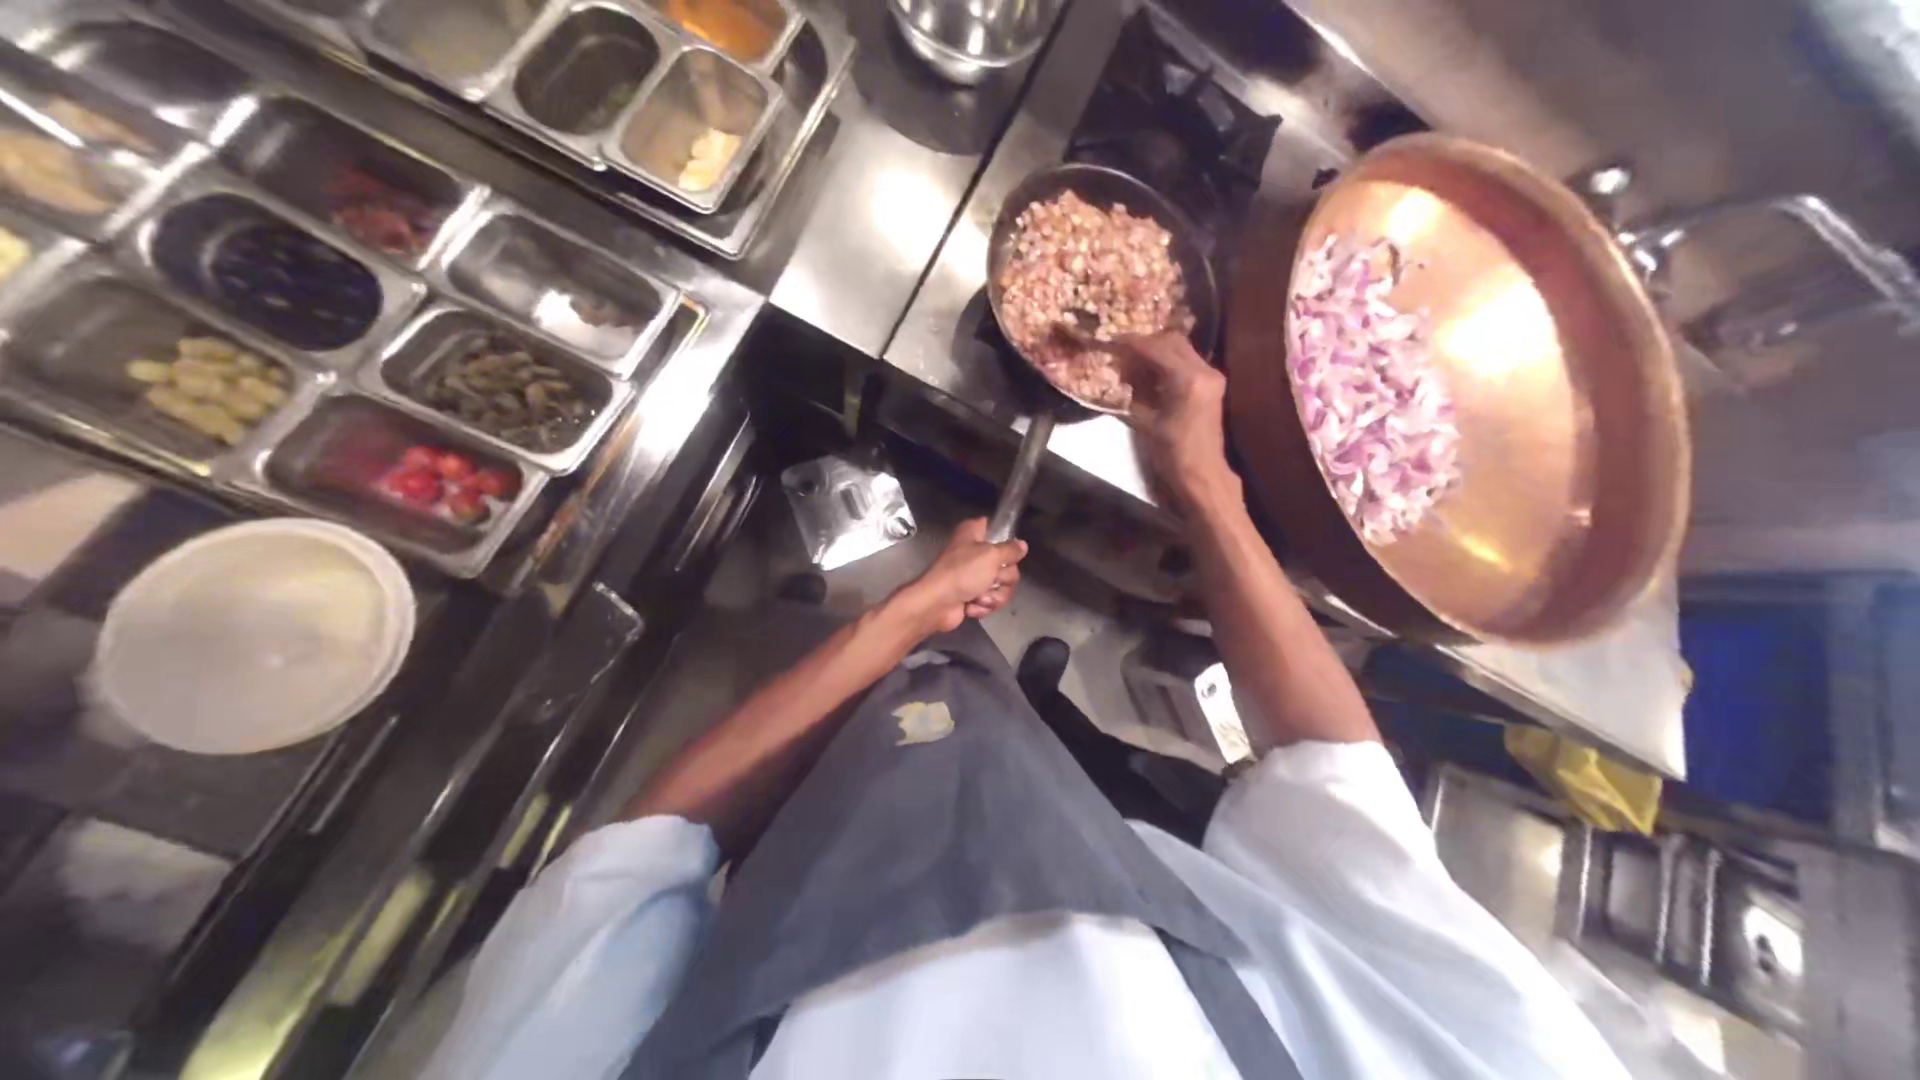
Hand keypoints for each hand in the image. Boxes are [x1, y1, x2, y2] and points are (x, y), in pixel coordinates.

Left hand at [889, 518, 1026, 635]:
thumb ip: (1010, 550)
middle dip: (1003, 577)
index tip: (1006, 550)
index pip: (994, 526)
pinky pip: (992, 599)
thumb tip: (1023, 545)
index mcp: (974, 534)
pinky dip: (983, 604)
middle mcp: (974, 552)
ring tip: (979, 597)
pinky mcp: (973, 596)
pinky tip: (972, 605)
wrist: (937, 604)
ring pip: (1003, 585)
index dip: (1003, 538)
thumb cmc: (962, 573)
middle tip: (992, 579)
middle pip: (1008, 563)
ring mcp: (974, 576)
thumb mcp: (991, 556)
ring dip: (994, 594)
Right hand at [1111, 333, 1237, 508]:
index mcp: (1187, 380)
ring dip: (1157, 351)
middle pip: (1172, 341)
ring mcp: (1212, 376)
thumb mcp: (1145, 422)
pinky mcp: (1212, 384)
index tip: (1112, 340)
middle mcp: (1204, 370)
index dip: (1132, 343)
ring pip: (1181, 349)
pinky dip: (1168, 362)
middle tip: (1123, 353)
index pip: (1156, 348)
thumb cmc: (1172, 452)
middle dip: (1146, 343)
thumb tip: (1121, 372)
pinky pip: (1187, 361)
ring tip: (1134, 364)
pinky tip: (1151, 375)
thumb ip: (1134, 392)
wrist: (1203, 473)